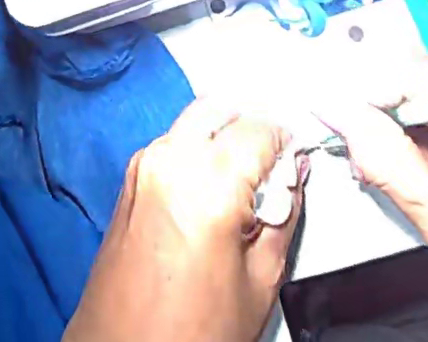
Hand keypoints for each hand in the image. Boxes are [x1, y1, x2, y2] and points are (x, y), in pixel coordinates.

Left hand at [64, 101, 306, 341]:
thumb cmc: (189, 331)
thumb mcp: (259, 281)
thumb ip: (284, 217)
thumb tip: (295, 176)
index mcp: (209, 184)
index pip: (259, 129)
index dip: (285, 140)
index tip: (296, 156)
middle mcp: (173, 159)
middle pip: (221, 108)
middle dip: (251, 127)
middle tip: (272, 162)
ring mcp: (146, 163)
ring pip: (194, 119)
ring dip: (222, 133)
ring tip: (243, 177)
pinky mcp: (131, 175)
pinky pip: (172, 141)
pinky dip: (196, 147)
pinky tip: (210, 185)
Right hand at [315, 58, 427, 341]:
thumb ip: (387, 160)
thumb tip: (338, 110)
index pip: (411, 75)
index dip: (362, 90)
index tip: (331, 111)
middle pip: (414, 78)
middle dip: (376, 112)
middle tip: (358, 153)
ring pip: (422, 90)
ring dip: (394, 122)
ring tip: (386, 166)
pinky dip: (416, 128)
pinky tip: (413, 161)